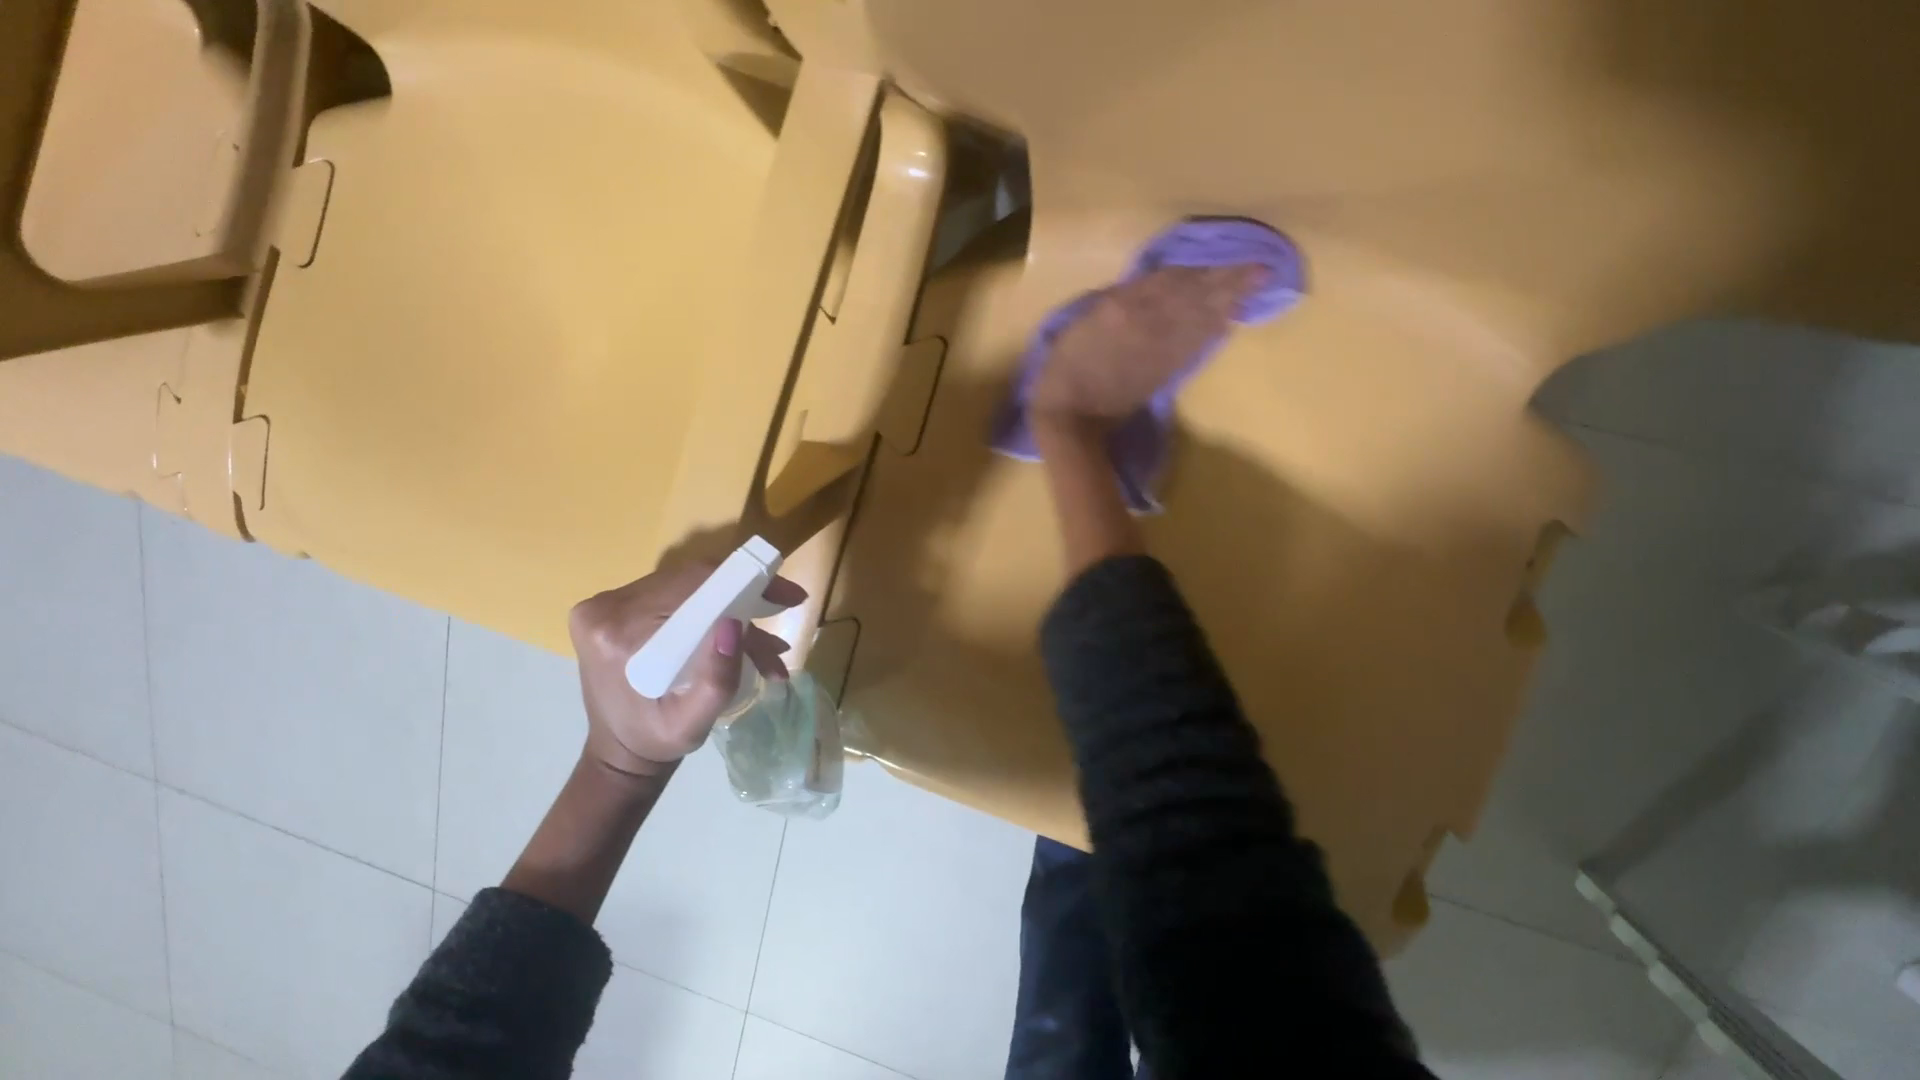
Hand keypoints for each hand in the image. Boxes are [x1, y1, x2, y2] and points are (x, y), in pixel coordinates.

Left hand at [568, 562, 806, 777]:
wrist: (619, 751)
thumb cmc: (655, 741)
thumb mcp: (692, 724)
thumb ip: (717, 680)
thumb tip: (734, 623)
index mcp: (618, 631)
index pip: (691, 585)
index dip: (744, 581)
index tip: (788, 595)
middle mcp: (605, 607)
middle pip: (691, 581)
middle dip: (744, 595)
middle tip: (786, 607)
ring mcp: (606, 603)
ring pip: (686, 585)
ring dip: (731, 605)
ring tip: (765, 644)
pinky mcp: (614, 607)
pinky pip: (673, 593)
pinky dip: (710, 608)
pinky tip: (736, 633)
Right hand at [1029, 264, 1265, 428]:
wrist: (1074, 416)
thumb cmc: (1065, 367)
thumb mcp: (1080, 323)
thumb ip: (1113, 302)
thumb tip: (1143, 290)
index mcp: (1121, 305)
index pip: (1167, 279)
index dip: (1196, 267)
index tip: (1222, 254)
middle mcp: (1148, 322)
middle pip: (1193, 295)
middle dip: (1227, 280)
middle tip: (1261, 266)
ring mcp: (1161, 348)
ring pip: (1201, 318)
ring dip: (1230, 301)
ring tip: (1256, 285)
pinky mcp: (1167, 371)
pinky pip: (1196, 344)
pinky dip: (1215, 330)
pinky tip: (1231, 320)